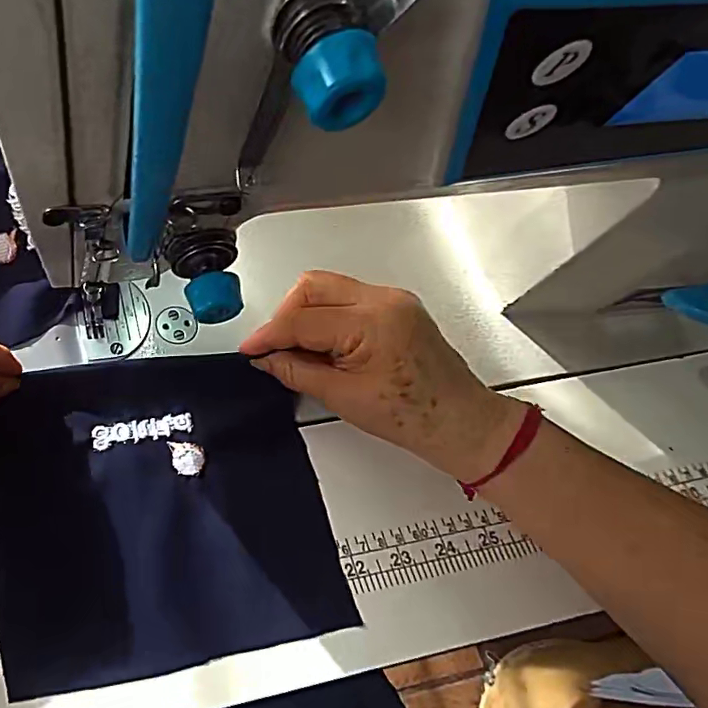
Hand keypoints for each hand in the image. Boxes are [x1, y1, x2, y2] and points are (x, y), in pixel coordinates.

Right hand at [238, 271, 523, 481]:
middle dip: (284, 316)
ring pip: (326, 289)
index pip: (301, 319)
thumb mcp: (338, 395)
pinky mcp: (393, 307)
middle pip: (311, 287)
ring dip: (302, 315)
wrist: (457, 420)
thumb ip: (294, 370)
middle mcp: (384, 301)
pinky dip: (322, 317)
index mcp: (373, 322)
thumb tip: (267, 358)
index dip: (268, 335)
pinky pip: (344, 298)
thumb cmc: (413, 413)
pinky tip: (318, 345)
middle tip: (272, 347)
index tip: (250, 348)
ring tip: (296, 350)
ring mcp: (391, 301)